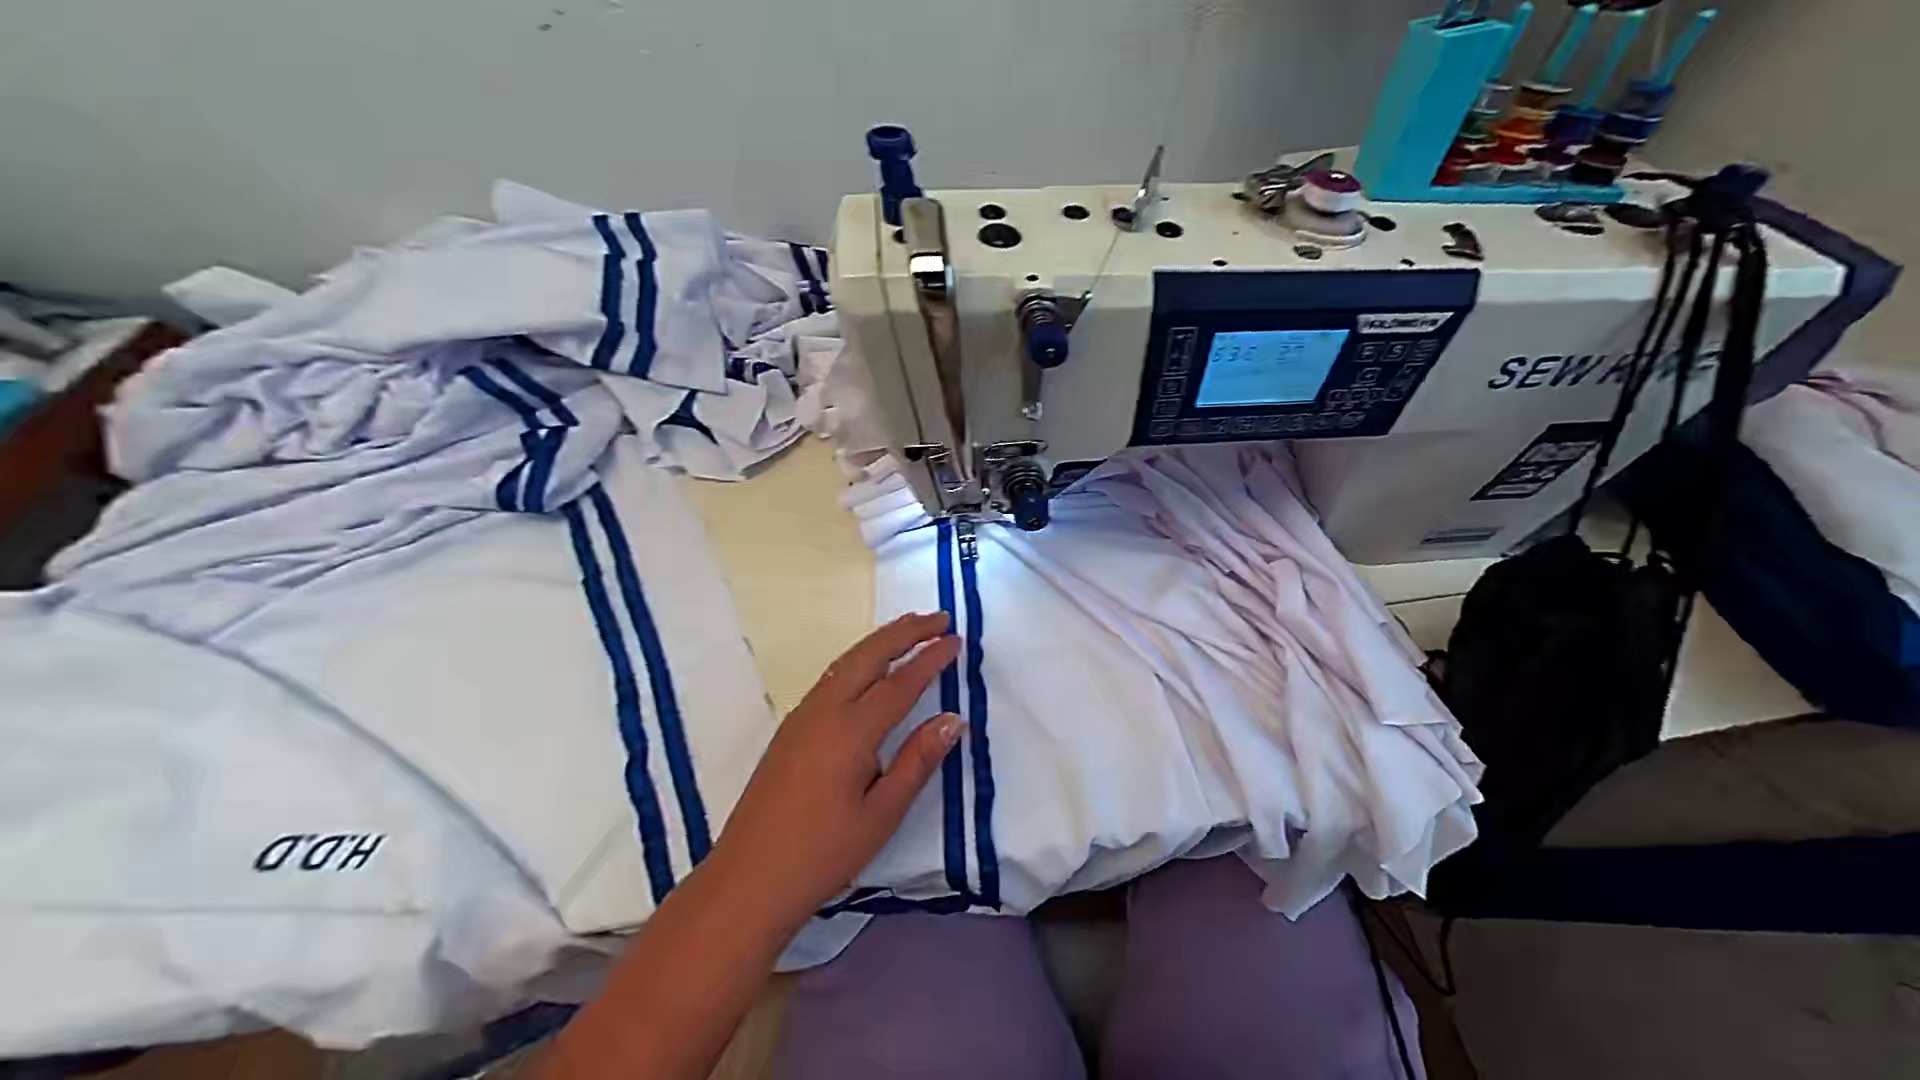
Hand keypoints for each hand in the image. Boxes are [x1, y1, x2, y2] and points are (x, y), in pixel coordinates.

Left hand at [705, 612, 962, 927]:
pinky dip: (859, 658)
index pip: (900, 683)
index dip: (930, 659)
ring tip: (910, 628)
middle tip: (939, 618)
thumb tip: (952, 719)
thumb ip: (917, 761)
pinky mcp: (790, 728)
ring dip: (880, 641)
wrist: (748, 878)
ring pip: (846, 662)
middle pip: (869, 656)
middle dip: (905, 632)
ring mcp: (802, 716)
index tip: (956, 639)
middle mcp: (824, 711)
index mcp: (850, 731)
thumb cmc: (822, 854)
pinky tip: (869, 666)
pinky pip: (831, 677)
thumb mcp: (881, 814)